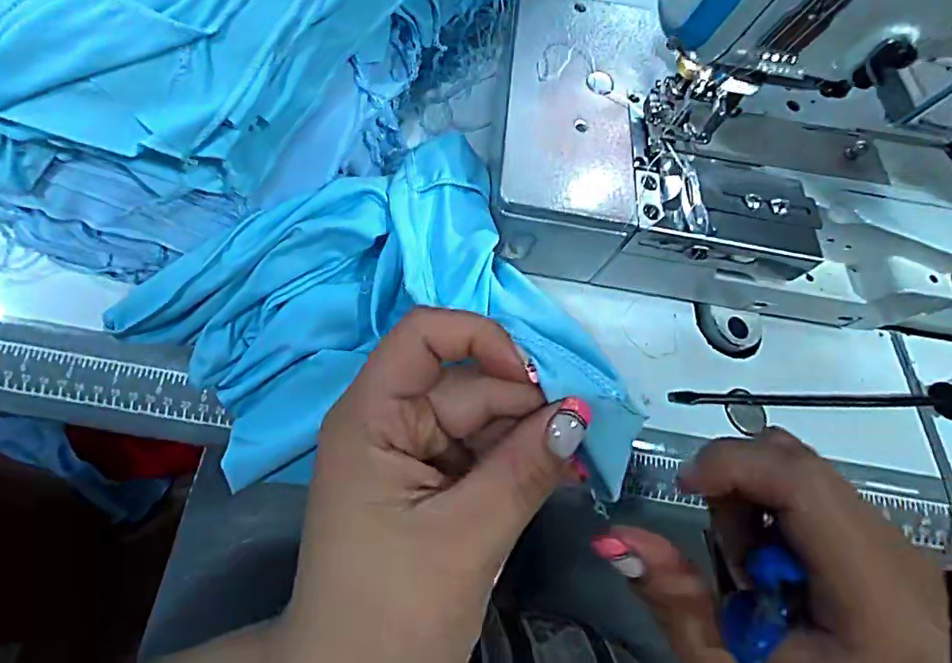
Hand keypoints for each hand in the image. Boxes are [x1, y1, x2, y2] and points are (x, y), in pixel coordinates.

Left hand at [281, 308, 591, 662]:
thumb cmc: (389, 616)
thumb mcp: (464, 540)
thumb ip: (524, 470)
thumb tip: (578, 413)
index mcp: (372, 415)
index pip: (424, 335)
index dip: (481, 339)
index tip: (532, 380)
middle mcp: (389, 419)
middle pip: (466, 382)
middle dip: (524, 404)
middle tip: (579, 434)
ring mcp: (409, 448)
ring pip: (482, 416)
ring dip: (528, 434)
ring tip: (574, 460)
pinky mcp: (429, 478)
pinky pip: (481, 449)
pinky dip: (517, 459)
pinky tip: (553, 473)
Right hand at [592, 428, 947, 662]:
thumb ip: (680, 606)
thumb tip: (617, 541)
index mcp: (865, 579)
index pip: (793, 474)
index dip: (729, 462)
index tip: (687, 488)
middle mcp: (887, 542)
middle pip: (792, 461)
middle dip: (737, 489)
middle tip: (730, 556)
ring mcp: (892, 539)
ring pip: (802, 472)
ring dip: (757, 503)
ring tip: (757, 575)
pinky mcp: (888, 545)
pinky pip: (819, 496)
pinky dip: (782, 517)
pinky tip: (783, 577)